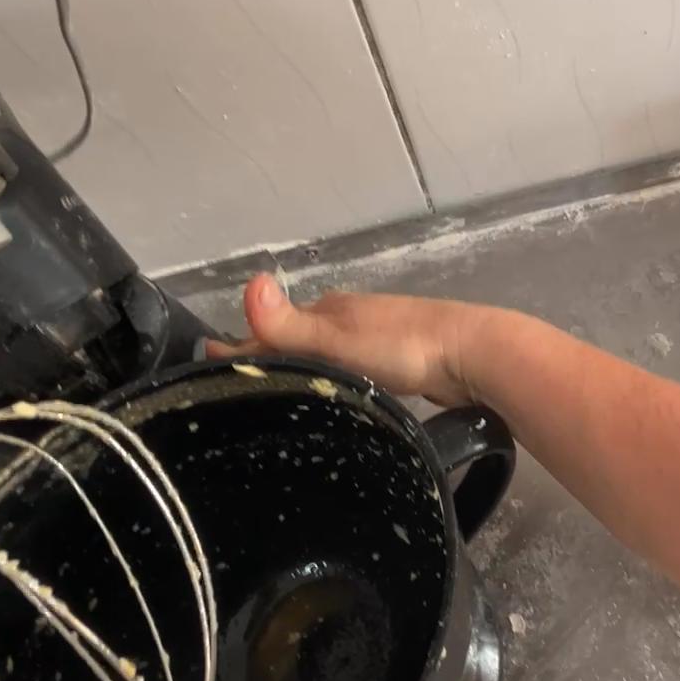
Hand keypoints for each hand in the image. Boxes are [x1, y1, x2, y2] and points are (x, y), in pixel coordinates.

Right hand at [205, 275, 490, 405]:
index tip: (207, 370)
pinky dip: (332, 380)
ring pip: (326, 355)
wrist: (473, 354)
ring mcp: (377, 339)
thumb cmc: (405, 346)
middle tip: (236, 389)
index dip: (240, 348)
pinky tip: (333, 397)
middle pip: (298, 338)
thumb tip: (248, 283)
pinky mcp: (398, 362)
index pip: (272, 327)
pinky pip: (351, 370)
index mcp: (332, 310)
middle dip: (267, 358)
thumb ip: (291, 324)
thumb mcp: (339, 338)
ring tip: (277, 397)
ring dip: (301, 369)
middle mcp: (351, 319)